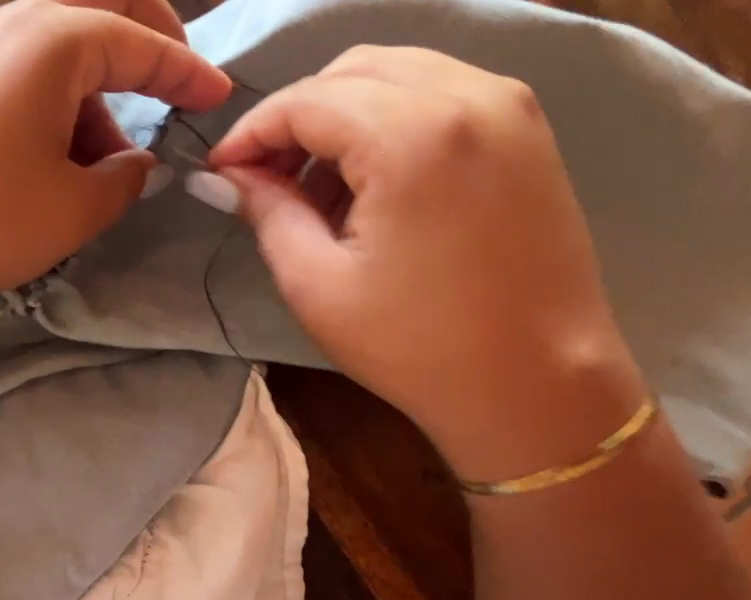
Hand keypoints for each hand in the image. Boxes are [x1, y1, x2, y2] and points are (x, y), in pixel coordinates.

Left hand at [0, 0, 231, 302]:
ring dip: (96, 99)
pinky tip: (59, 164)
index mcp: (59, 36)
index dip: (188, 73)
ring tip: (106, 171)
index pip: (143, 44)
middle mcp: (18, 24)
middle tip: (172, 88)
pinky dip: (56, 110)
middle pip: (101, 15)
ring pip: (61, 54)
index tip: (218, 97)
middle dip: (146, 47)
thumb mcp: (76, 208)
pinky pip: (25, 80)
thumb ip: (125, 180)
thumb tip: (136, 163)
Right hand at [209, 47, 645, 482]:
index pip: (308, 99)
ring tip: (315, 189)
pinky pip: (439, 94)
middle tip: (261, 180)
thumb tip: (226, 177)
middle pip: (353, 70)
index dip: (251, 131)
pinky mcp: (526, 129)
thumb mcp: (317, 284)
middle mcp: (468, 94)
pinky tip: (370, 185)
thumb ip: (268, 214)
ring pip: (399, 73)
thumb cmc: (413, 343)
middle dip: (295, 116)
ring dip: (342, 117)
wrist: (532, 377)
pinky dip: (390, 120)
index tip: (218, 173)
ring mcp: (508, 105)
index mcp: (412, 134)